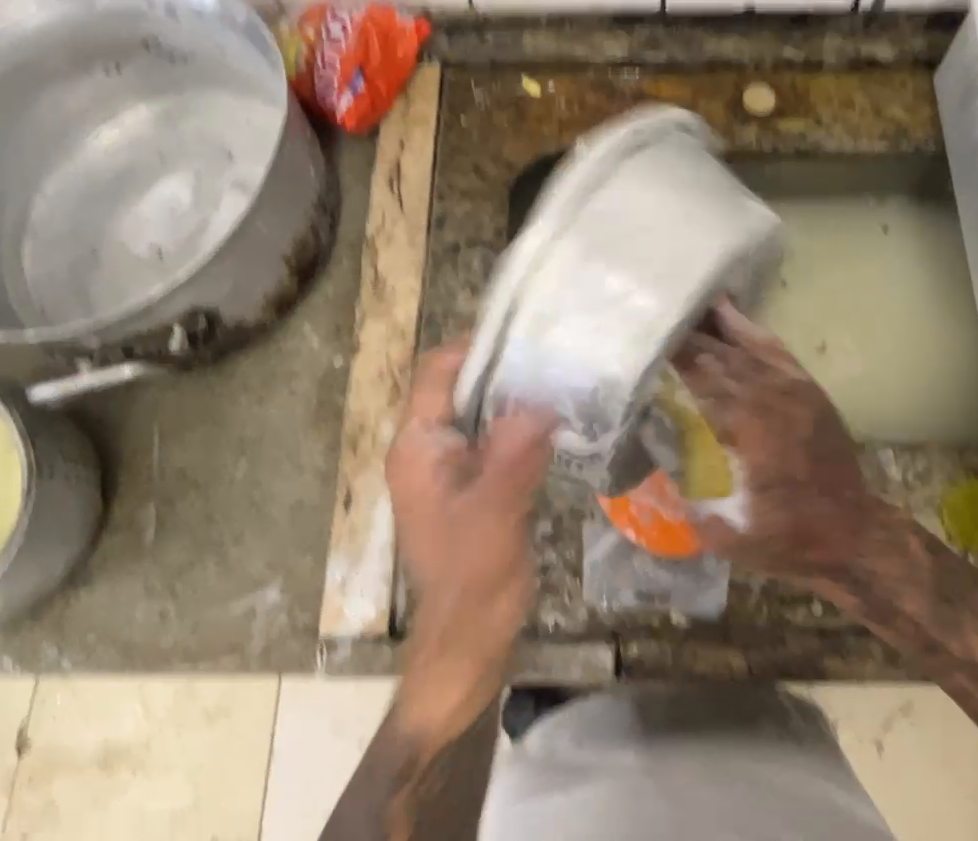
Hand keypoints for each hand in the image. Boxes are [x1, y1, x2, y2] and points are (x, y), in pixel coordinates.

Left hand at [386, 342, 554, 733]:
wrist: (468, 640)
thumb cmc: (473, 579)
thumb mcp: (494, 515)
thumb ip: (513, 456)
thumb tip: (540, 402)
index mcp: (416, 447)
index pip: (437, 373)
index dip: (476, 347)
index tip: (528, 337)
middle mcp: (425, 449)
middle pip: (458, 387)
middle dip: (502, 369)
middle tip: (555, 356)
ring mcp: (446, 468)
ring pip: (477, 412)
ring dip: (513, 397)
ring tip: (561, 382)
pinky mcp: (470, 486)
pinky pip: (491, 440)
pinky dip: (518, 427)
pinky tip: (555, 424)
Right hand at [674, 300, 898, 587]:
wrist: (853, 536)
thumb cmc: (787, 539)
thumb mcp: (725, 533)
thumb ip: (686, 499)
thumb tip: (651, 468)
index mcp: (749, 429)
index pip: (703, 380)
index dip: (674, 357)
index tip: (645, 340)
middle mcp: (771, 400)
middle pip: (721, 358)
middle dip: (687, 337)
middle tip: (654, 317)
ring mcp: (794, 391)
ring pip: (747, 349)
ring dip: (714, 328)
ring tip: (684, 304)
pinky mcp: (809, 391)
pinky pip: (776, 351)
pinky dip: (751, 331)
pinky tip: (730, 314)